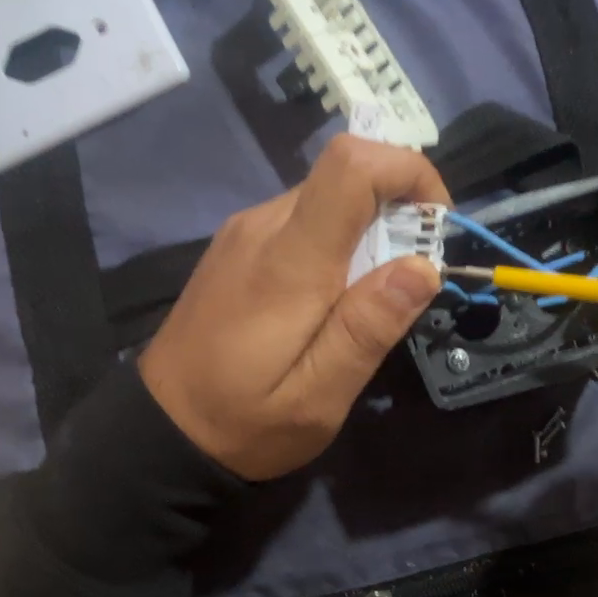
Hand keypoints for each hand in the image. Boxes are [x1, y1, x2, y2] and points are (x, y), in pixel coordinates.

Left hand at [140, 135, 448, 479]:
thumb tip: (423, 266)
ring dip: (370, 230)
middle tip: (411, 281)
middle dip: (399, 211)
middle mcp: (263, 227)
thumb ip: (367, 329)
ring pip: (327, 197)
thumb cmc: (244, 422)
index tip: (436, 227)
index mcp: (288, 260)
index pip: (352, 166)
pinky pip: (303, 219)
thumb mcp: (317, 398)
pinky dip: (339, 241)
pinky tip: (333, 297)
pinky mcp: (238, 245)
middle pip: (345, 175)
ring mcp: (245, 232)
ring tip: (373, 298)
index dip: (409, 173)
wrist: (161, 429)